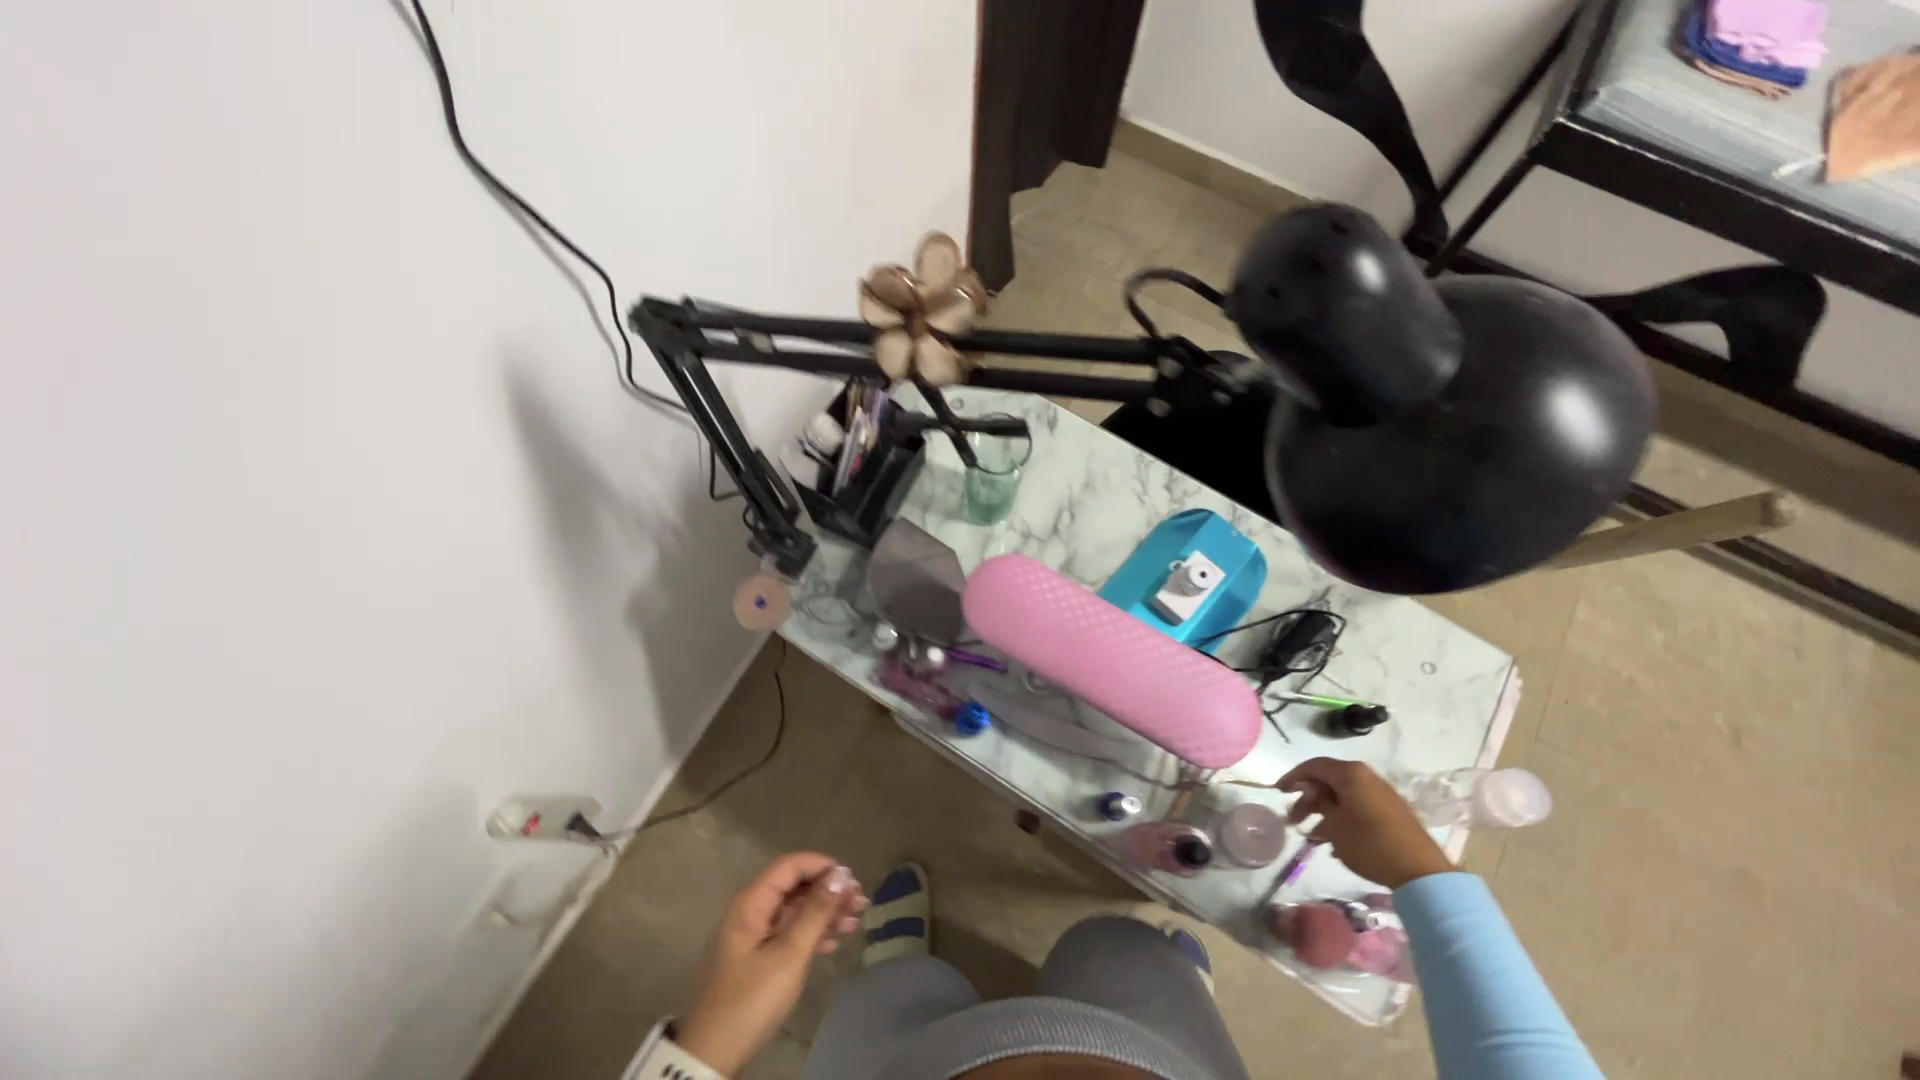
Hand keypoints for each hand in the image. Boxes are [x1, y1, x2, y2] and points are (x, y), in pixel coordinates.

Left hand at [676, 853, 866, 1075]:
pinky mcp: (756, 954)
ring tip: (854, 924)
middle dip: (828, 891)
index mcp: (752, 902)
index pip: (790, 866)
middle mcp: (750, 909)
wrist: (715, 1051)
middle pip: (794, 886)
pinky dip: (810, 932)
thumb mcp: (790, 954)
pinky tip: (832, 943)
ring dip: (824, 913)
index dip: (822, 866)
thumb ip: (815, 912)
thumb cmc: (753, 999)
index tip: (853, 882)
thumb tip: (840, 875)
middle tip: (860, 904)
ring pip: (793, 909)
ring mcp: (752, 933)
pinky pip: (788, 930)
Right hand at [1278, 758, 1454, 888]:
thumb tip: (1311, 792)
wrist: (1419, 871)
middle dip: (1308, 799)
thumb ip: (1318, 803)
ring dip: (1324, 812)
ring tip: (1312, 836)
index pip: (1313, 766)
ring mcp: (1381, 794)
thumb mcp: (1333, 824)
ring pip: (1343, 796)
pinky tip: (1334, 842)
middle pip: (1328, 780)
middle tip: (1294, 821)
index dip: (1292, 777)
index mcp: (1351, 774)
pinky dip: (1341, 818)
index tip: (1278, 793)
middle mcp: (1367, 777)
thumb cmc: (1369, 843)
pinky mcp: (1391, 812)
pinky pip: (1357, 807)